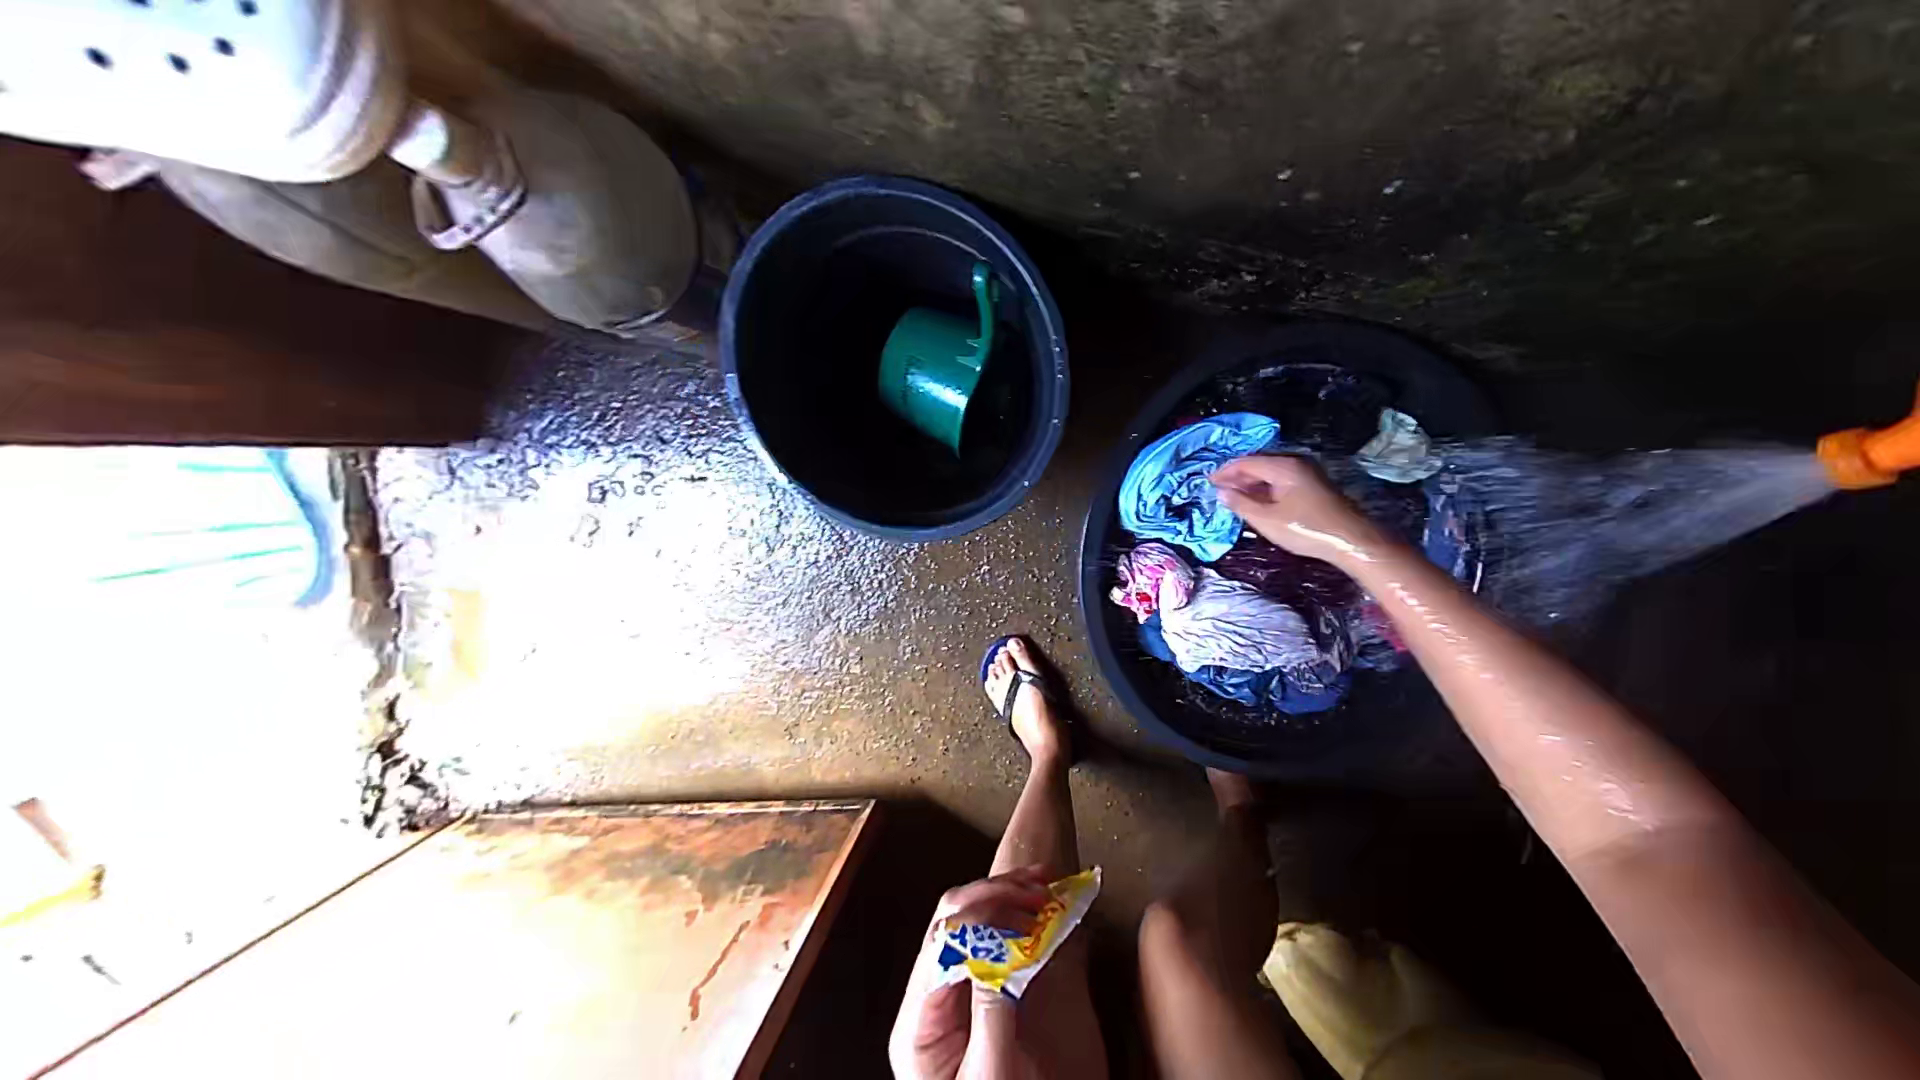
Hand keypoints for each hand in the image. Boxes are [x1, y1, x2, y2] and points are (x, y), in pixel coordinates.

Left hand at [889, 867, 1052, 1079]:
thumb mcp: (991, 1077)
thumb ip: (992, 1014)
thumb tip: (999, 950)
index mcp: (919, 1021)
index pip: (940, 947)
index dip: (980, 919)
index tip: (1023, 912)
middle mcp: (927, 992)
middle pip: (949, 922)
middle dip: (993, 897)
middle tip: (1038, 892)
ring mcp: (948, 984)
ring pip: (966, 918)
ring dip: (1004, 895)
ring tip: (1042, 884)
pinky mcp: (973, 983)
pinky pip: (986, 934)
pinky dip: (1012, 910)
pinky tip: (1037, 896)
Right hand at [1211, 454, 1388, 564]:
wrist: (1351, 540)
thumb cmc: (1306, 529)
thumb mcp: (1266, 520)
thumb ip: (1241, 504)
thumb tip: (1222, 492)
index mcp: (1284, 467)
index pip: (1246, 463)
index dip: (1225, 472)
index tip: (1208, 482)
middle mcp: (1296, 463)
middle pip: (1258, 464)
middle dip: (1236, 475)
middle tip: (1218, 489)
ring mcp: (1306, 473)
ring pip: (1270, 472)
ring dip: (1250, 482)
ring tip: (1233, 496)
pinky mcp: (1312, 485)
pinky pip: (1280, 480)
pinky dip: (1264, 487)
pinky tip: (1255, 500)